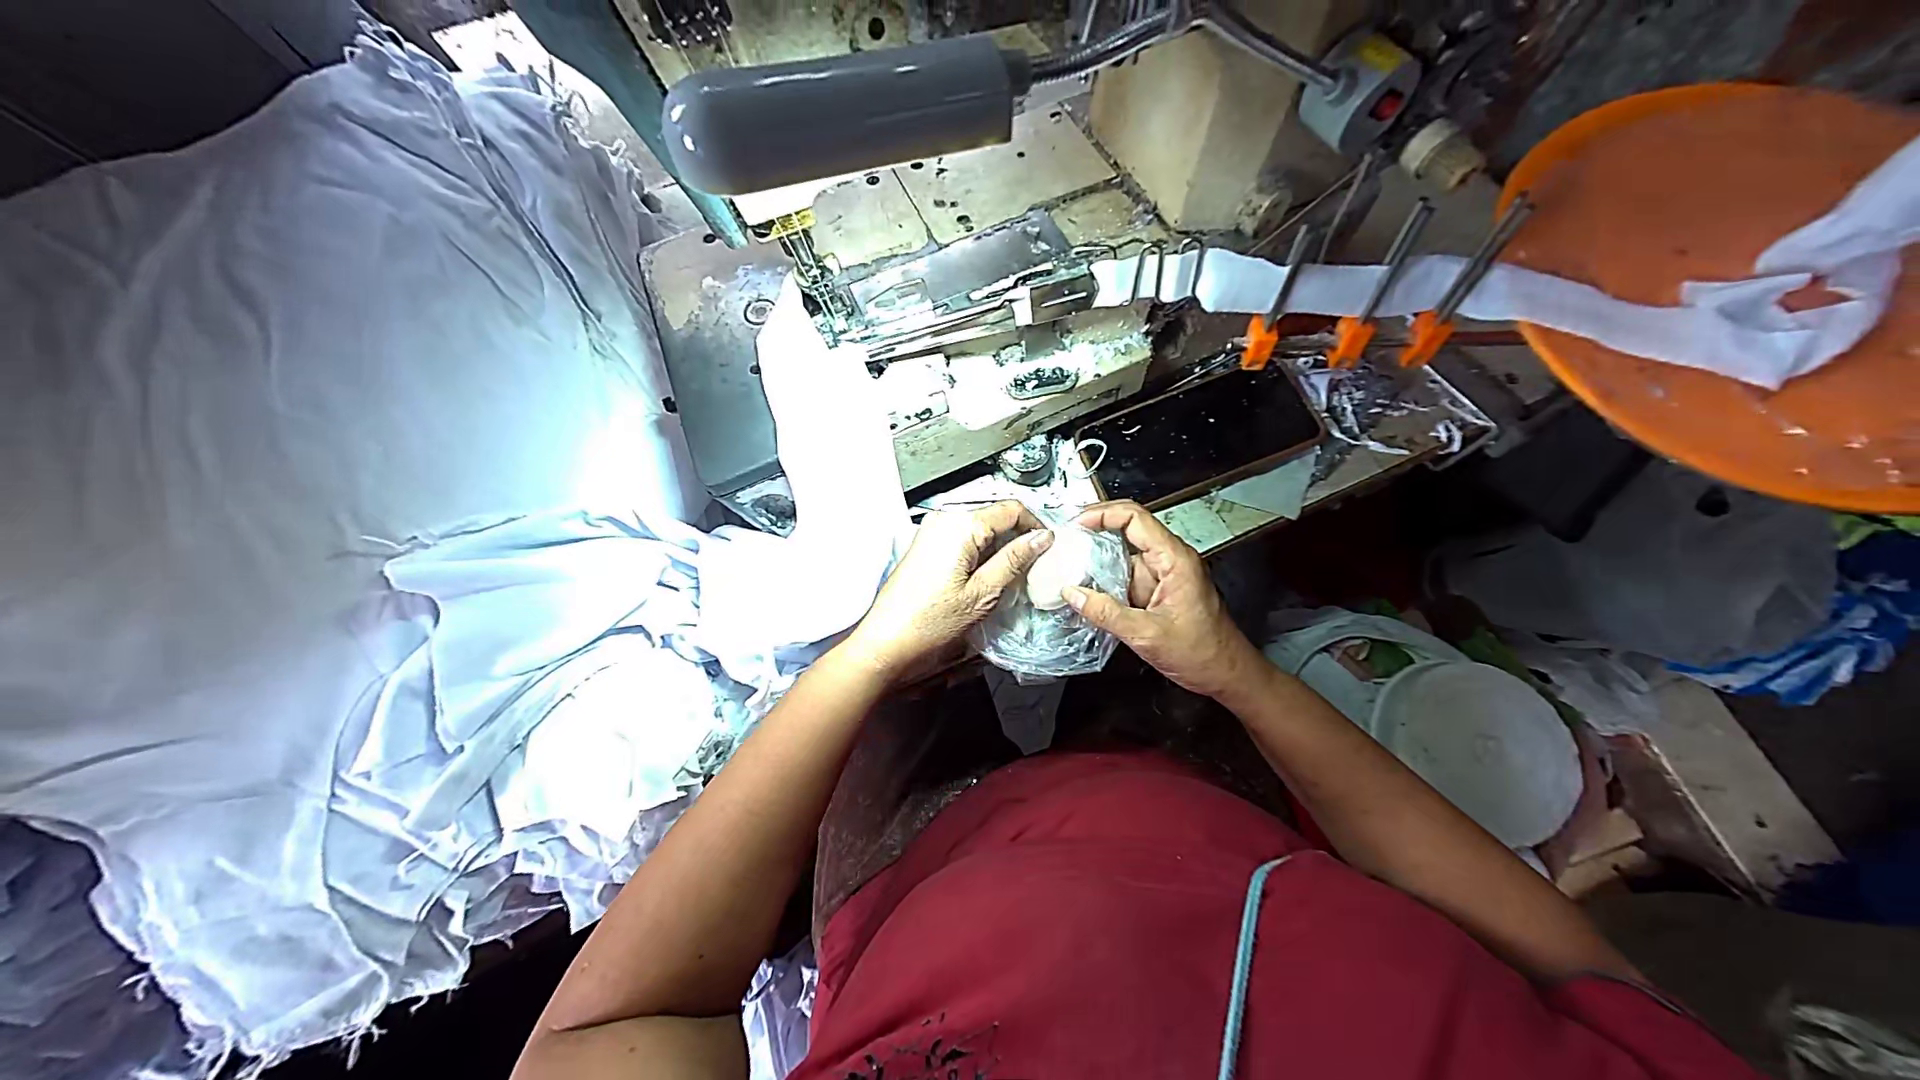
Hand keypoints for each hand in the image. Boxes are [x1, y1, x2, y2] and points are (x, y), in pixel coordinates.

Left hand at [839, 501, 1052, 684]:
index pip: (1012, 508)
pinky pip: (963, 539)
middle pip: (995, 515)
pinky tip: (984, 579)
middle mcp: (943, 520)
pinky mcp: (926, 546)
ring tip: (1008, 578)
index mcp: (960, 525)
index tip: (1048, 546)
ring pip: (980, 528)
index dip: (1036, 526)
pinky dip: (980, 553)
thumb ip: (1015, 560)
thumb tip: (1040, 539)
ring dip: (999, 547)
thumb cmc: (927, 622)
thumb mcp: (983, 592)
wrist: (886, 642)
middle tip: (1032, 566)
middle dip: (1017, 537)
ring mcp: (932, 531)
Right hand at [1061, 500, 1268, 700]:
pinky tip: (1087, 587)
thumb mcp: (1147, 634)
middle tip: (1067, 538)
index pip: (1135, 518)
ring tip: (1068, 563)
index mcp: (1175, 560)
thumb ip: (1106, 613)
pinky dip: (1107, 578)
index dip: (1103, 514)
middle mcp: (1170, 560)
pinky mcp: (1159, 590)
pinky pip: (1129, 575)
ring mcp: (1165, 574)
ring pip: (1126, 553)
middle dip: (1096, 530)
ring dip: (1099, 557)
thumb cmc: (1201, 653)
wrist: (1227, 674)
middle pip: (1129, 529)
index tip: (1076, 524)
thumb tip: (1072, 593)